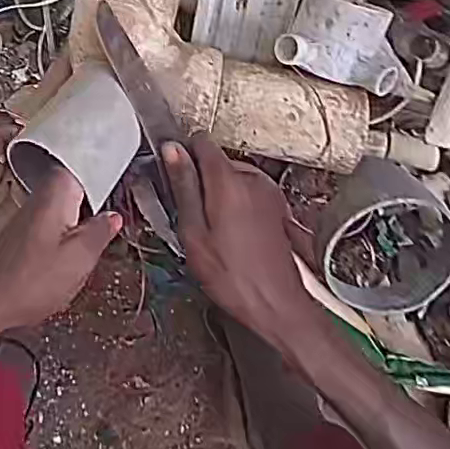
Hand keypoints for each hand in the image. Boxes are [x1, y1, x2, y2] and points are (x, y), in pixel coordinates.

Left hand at [0, 169, 121, 367]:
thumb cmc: (32, 281)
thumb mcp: (80, 258)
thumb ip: (101, 231)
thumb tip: (114, 216)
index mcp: (57, 192)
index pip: (85, 162)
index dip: (106, 163)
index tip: (124, 166)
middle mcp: (41, 196)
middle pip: (77, 182)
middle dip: (99, 191)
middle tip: (121, 199)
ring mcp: (31, 214)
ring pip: (67, 203)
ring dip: (86, 212)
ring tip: (105, 226)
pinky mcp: (25, 232)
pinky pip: (56, 220)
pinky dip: (71, 228)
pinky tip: (78, 246)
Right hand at [162, 135, 320, 352]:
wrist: (278, 305)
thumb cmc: (233, 276)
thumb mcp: (193, 232)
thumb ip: (183, 185)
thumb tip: (172, 150)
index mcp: (228, 181)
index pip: (201, 143)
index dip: (183, 155)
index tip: (173, 176)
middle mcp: (253, 179)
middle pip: (216, 161)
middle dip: (200, 180)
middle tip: (191, 215)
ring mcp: (269, 192)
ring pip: (232, 177)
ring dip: (218, 194)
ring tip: (212, 230)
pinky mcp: (277, 206)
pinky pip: (247, 192)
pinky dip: (235, 204)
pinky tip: (231, 234)